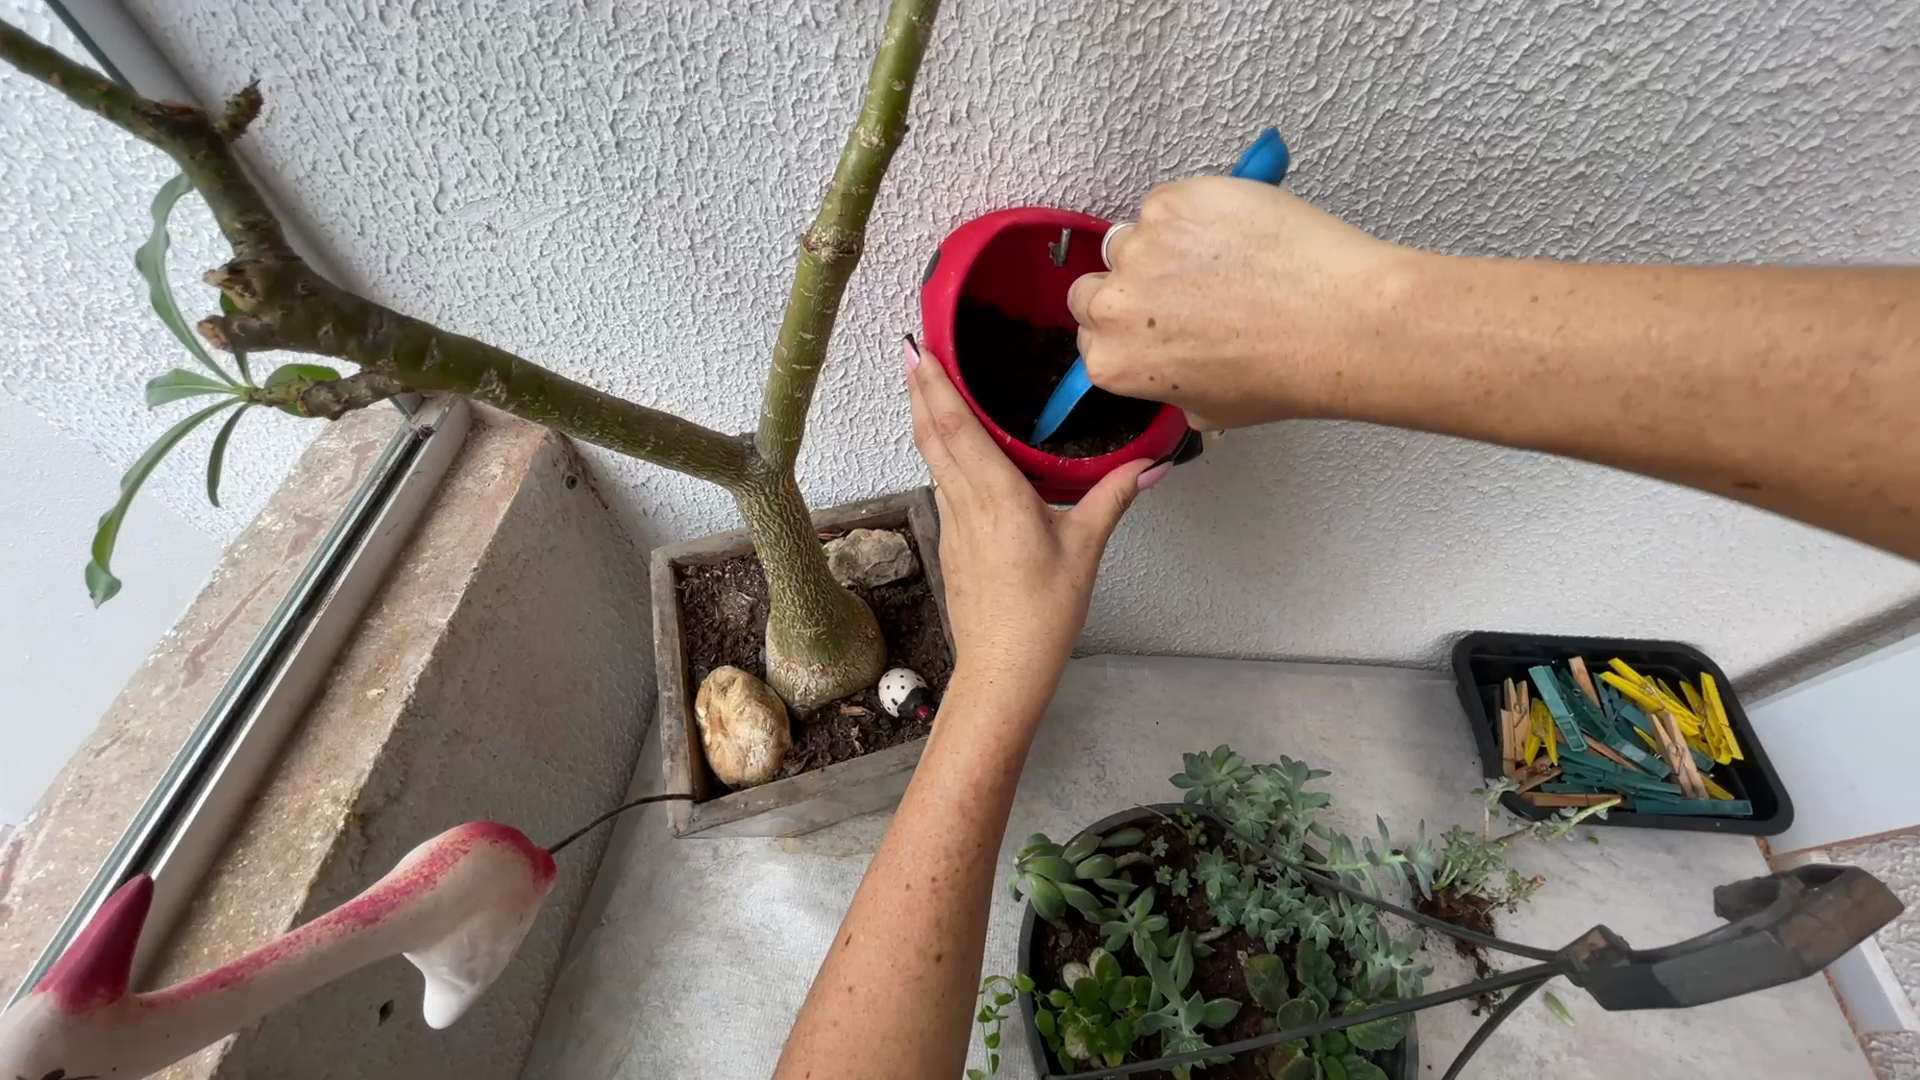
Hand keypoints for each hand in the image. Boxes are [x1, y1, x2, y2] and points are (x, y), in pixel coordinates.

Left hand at [904, 339, 1163, 698]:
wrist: (1001, 668)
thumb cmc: (1042, 614)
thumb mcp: (1085, 551)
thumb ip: (1113, 498)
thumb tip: (1152, 464)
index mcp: (998, 498)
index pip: (958, 429)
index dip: (937, 386)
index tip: (920, 350)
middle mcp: (965, 504)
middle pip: (932, 436)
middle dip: (919, 389)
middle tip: (908, 350)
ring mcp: (951, 523)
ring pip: (930, 459)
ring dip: (922, 418)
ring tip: (920, 385)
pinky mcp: (950, 541)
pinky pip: (939, 484)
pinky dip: (936, 453)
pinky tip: (945, 447)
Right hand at [1066, 176, 1410, 428]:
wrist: (1336, 323)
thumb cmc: (1280, 374)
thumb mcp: (1207, 410)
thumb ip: (1165, 386)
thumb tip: (1174, 370)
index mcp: (1111, 363)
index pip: (1090, 335)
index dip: (1122, 328)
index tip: (1148, 322)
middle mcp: (1112, 307)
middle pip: (1091, 287)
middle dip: (1125, 288)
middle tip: (1175, 290)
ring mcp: (1139, 249)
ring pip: (1130, 240)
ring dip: (1159, 248)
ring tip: (1214, 258)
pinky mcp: (1173, 202)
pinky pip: (1165, 203)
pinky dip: (1192, 212)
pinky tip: (1231, 233)